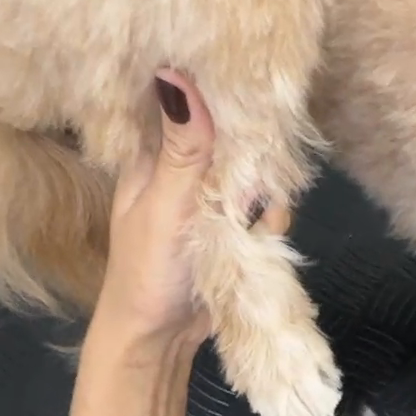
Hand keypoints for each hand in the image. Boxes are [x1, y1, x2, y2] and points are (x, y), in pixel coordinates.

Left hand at [92, 71, 288, 351]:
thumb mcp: (163, 207)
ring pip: (251, 179)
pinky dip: (269, 223)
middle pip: (230, 141)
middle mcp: (183, 175)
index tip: (248, 95)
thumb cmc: (147, 271)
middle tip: (254, 177)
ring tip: (255, 217)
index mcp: (153, 158)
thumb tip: (177, 75)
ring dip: (263, 194)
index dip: (216, 95)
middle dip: (251, 155)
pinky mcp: (231, 236)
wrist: (157, 339)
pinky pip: (261, 215)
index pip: (186, 105)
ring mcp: (210, 207)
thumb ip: (181, 151)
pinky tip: (266, 235)